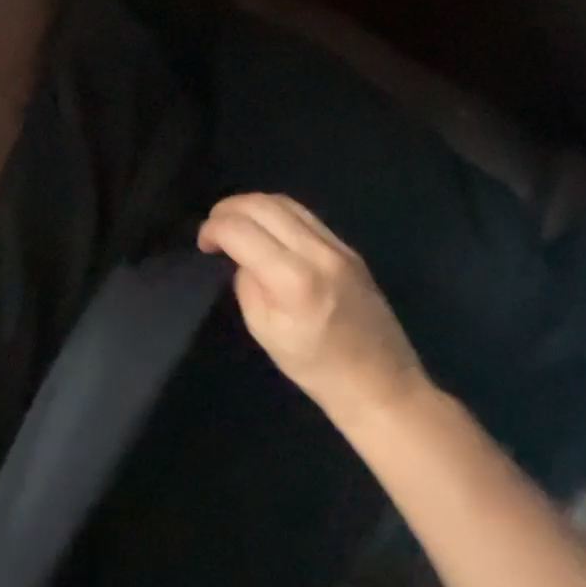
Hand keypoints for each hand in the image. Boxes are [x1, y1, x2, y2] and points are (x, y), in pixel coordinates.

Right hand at [197, 193, 428, 428]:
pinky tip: (266, 234)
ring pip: (284, 202)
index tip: (204, 245)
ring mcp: (338, 248)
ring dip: (251, 207)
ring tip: (236, 227)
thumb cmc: (314, 366)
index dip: (212, 229)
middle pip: (261, 205)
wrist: (381, 384)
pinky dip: (275, 214)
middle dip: (227, 210)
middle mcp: (318, 253)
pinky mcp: (349, 250)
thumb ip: (246, 283)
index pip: (239, 230)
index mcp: (293, 280)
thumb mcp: (263, 329)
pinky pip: (304, 216)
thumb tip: (240, 256)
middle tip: (213, 231)